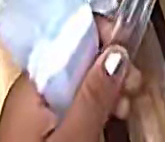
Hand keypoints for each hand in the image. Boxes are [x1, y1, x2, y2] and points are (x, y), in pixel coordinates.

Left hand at [0, 40, 144, 141]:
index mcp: (30, 87)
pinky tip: (112, 117)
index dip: (101, 34)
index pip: (67, 36)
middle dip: (109, 64)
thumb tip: (117, 49)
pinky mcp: (44, 135)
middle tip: (134, 81)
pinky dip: (97, 106)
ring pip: (79, 83)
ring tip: (127, 104)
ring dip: (108, 87)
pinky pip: (74, 105)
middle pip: (76, 59)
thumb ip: (94, 94)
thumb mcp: (74, 139)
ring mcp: (35, 117)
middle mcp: (30, 95)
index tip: (127, 45)